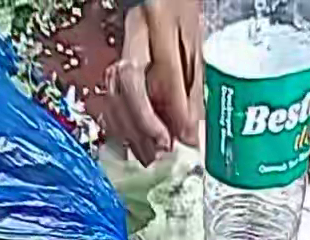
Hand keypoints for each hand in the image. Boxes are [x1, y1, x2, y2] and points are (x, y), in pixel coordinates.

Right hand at [104, 0, 202, 163]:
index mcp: (160, 20)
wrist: (167, 0)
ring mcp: (121, 47)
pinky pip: (111, 98)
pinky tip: (137, 144)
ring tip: (151, 156)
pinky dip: (123, 126)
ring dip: (132, 131)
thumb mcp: (198, 48)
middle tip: (164, 149)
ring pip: (115, 92)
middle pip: (128, 82)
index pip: (164, 71)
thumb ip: (194, 90)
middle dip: (145, 123)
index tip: (188, 139)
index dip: (176, 112)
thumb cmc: (185, 18)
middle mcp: (134, 32)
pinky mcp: (116, 64)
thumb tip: (191, 136)